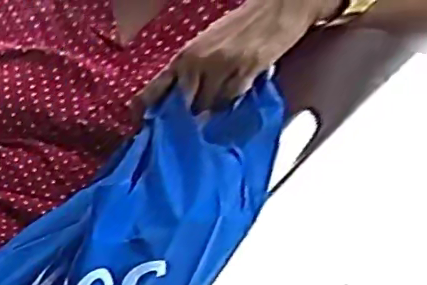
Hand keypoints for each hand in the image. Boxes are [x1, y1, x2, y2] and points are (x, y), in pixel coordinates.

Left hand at [140, 0, 336, 112]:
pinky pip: (228, 99)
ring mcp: (221, 66)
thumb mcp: (202, 47)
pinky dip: (230, 99)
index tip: (140, 129)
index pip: (149, 94)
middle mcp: (196, 63)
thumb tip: (162, 107)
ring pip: (202, 106)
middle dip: (179, 117)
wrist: (286, 3)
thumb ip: (182, 74)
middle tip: (185, 120)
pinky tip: (237, 87)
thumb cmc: (240, 28)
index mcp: (181, 59)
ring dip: (209, 107)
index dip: (141, 115)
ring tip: (219, 94)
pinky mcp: (246, 69)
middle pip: (176, 108)